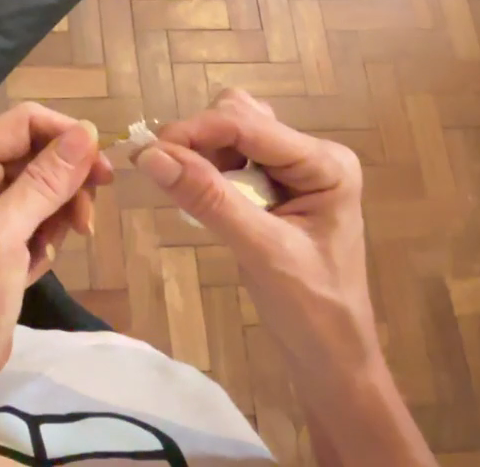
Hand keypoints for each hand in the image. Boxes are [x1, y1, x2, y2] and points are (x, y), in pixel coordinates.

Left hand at [0, 102, 114, 396]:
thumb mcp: (4, 238)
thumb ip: (44, 182)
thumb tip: (88, 132)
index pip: (24, 122)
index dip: (68, 137)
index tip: (104, 173)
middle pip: (36, 150)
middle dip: (65, 184)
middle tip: (84, 223)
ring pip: (43, 181)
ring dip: (58, 213)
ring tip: (48, 251)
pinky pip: (38, 211)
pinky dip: (47, 233)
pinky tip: (34, 264)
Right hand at [134, 90, 376, 399]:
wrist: (332, 361)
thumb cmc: (311, 311)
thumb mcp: (260, 251)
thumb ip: (208, 198)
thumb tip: (150, 155)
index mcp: (324, 163)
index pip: (249, 125)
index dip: (196, 130)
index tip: (148, 151)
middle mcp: (310, 155)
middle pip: (239, 117)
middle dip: (199, 139)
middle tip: (165, 172)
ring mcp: (293, 169)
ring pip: (231, 132)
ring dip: (201, 154)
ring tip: (186, 191)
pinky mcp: (275, 186)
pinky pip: (230, 157)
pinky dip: (206, 169)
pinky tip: (198, 197)